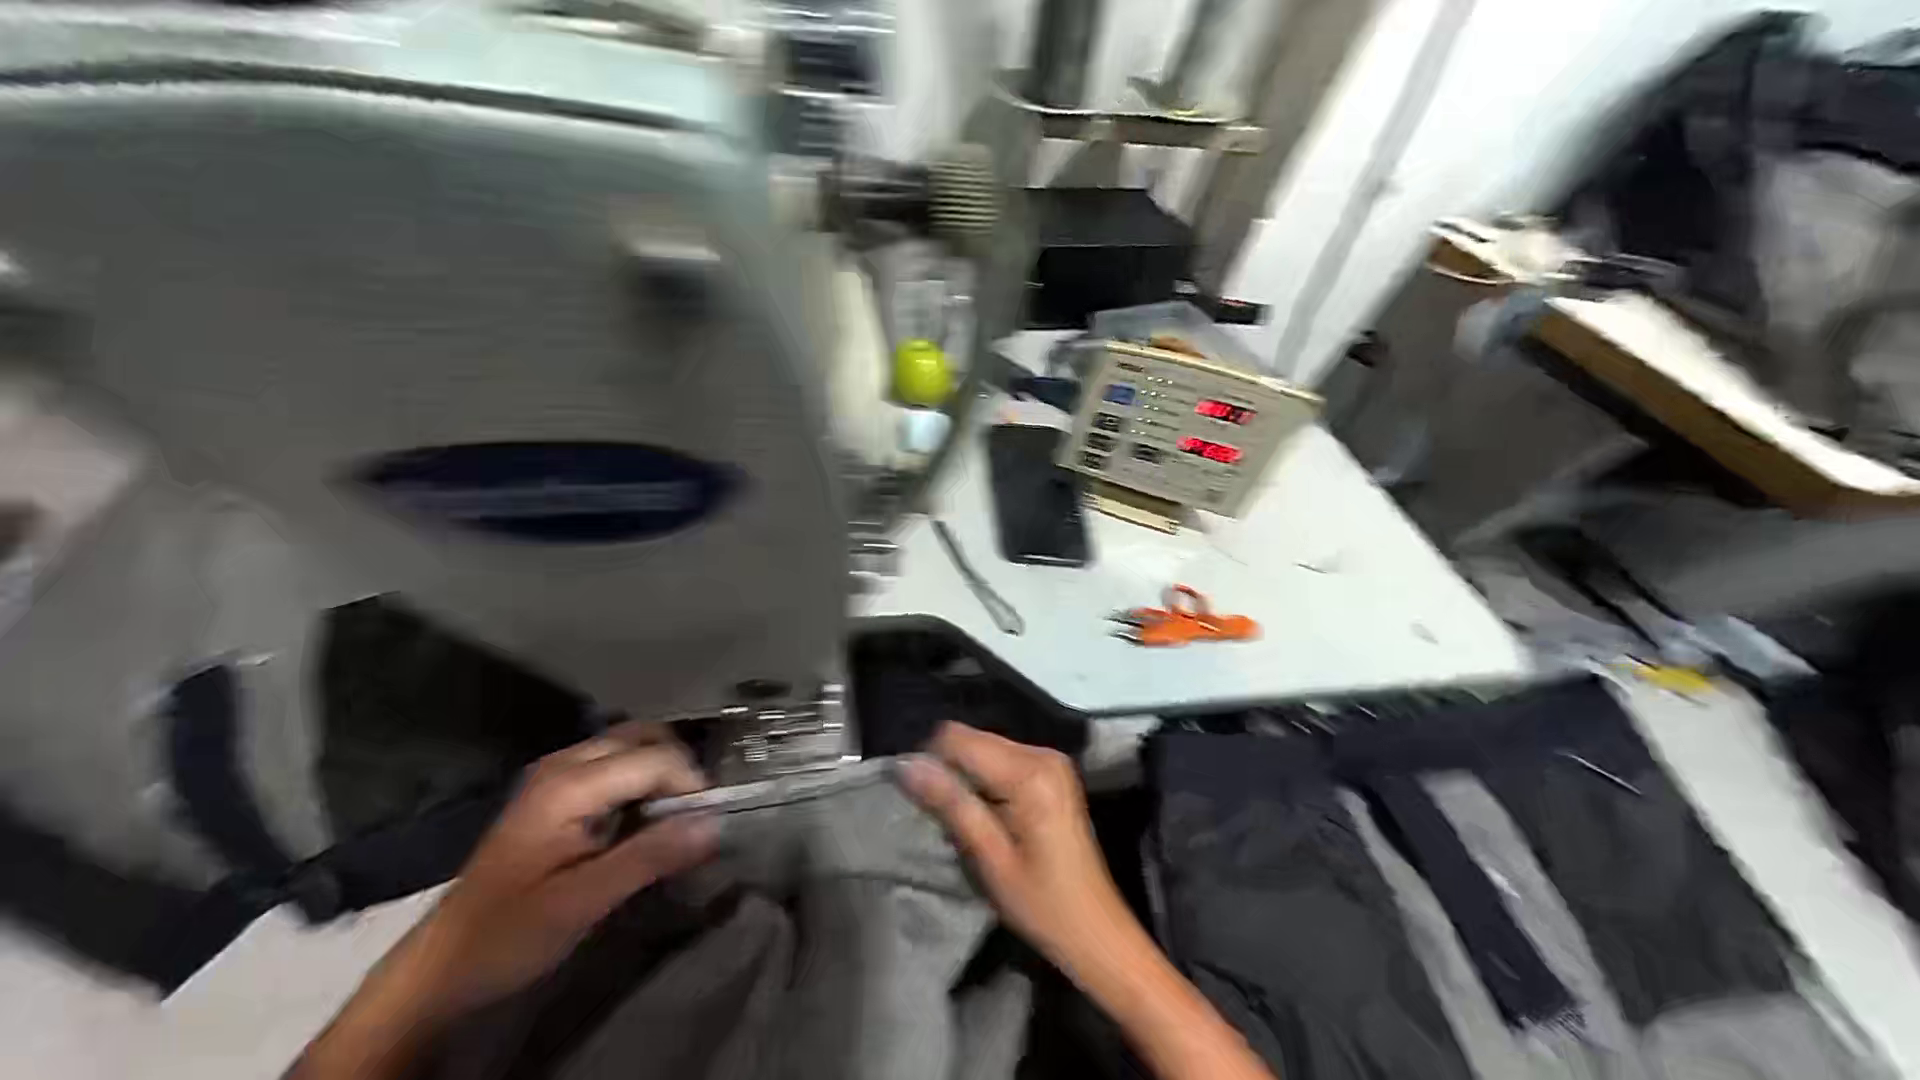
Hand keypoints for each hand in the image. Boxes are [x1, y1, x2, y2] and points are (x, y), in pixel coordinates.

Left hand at [293, 728, 716, 1079]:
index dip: (690, 785)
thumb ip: (650, 856)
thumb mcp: (584, 902)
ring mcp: (555, 773)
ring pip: (629, 744)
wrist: (442, 966)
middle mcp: (562, 763)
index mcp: (568, 784)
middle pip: (643, 736)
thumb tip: (714, 824)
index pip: (654, 758)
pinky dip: (641, 778)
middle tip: (694, 812)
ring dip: (661, 770)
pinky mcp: (555, 790)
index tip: (706, 824)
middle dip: (678, 767)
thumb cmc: (510, 934)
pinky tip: (644, 816)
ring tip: (675, 814)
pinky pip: (614, 762)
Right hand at [897, 723, 1141, 977]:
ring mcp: (1051, 760)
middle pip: (974, 739)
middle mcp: (1042, 754)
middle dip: (949, 769)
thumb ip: (950, 803)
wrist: (1095, 930)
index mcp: (1029, 772)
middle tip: (943, 817)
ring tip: (965, 820)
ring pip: (985, 746)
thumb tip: (907, 765)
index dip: (931, 762)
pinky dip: (985, 780)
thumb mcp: (990, 858)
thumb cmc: (1042, 903)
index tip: (922, 800)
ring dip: (966, 777)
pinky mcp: (1052, 772)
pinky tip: (987, 815)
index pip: (959, 739)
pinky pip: (1002, 759)